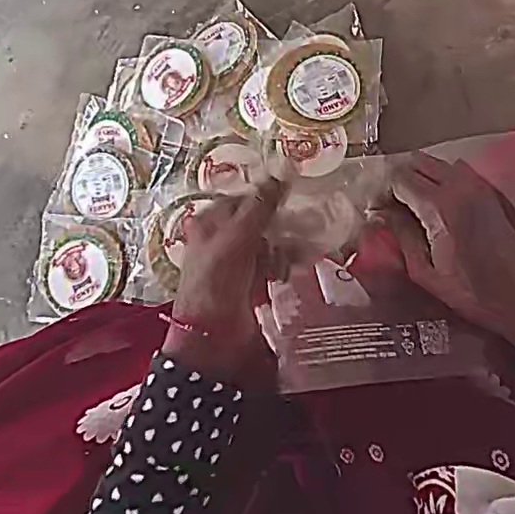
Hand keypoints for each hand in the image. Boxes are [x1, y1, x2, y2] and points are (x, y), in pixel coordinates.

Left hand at [164, 179, 282, 379]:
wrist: (213, 337)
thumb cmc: (216, 280)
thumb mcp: (235, 238)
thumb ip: (258, 207)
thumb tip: (279, 176)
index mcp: (210, 222)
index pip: (242, 197)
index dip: (266, 193)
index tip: (294, 189)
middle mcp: (223, 238)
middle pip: (259, 219)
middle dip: (281, 220)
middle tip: (304, 218)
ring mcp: (238, 261)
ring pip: (269, 241)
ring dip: (286, 244)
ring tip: (302, 247)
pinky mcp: (253, 282)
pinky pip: (274, 264)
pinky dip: (285, 264)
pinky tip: (293, 267)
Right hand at [380, 153, 514, 352]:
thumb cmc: (472, 291)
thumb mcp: (425, 271)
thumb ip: (401, 235)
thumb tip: (382, 215)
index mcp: (439, 205)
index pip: (399, 178)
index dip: (383, 191)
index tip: (377, 209)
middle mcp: (459, 185)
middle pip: (417, 161)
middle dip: (399, 178)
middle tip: (391, 204)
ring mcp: (478, 184)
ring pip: (437, 163)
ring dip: (420, 176)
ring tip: (412, 204)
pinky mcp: (490, 190)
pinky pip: (457, 171)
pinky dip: (441, 178)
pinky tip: (438, 204)